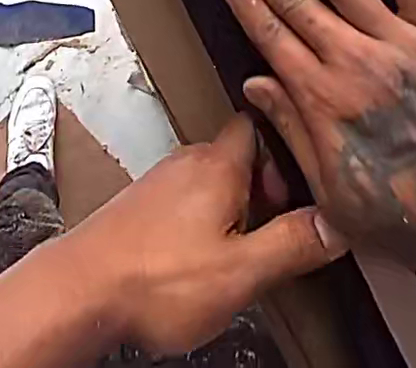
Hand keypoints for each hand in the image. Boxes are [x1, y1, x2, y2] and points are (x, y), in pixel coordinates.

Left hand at [58, 114, 346, 354]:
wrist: (80, 289)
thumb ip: (290, 245)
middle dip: (260, 187)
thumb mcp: (239, 273)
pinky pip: (186, 195)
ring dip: (231, 204)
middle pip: (238, 154)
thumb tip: (335, 225)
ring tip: (236, 248)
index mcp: (219, 165)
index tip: (294, 184)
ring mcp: (163, 178)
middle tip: (267, 230)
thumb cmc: (156, 279)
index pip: (257, 125)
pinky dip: (201, 215)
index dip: (280, 149)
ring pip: (211, 176)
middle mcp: (190, 160)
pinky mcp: (143, 202)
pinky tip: (197, 254)